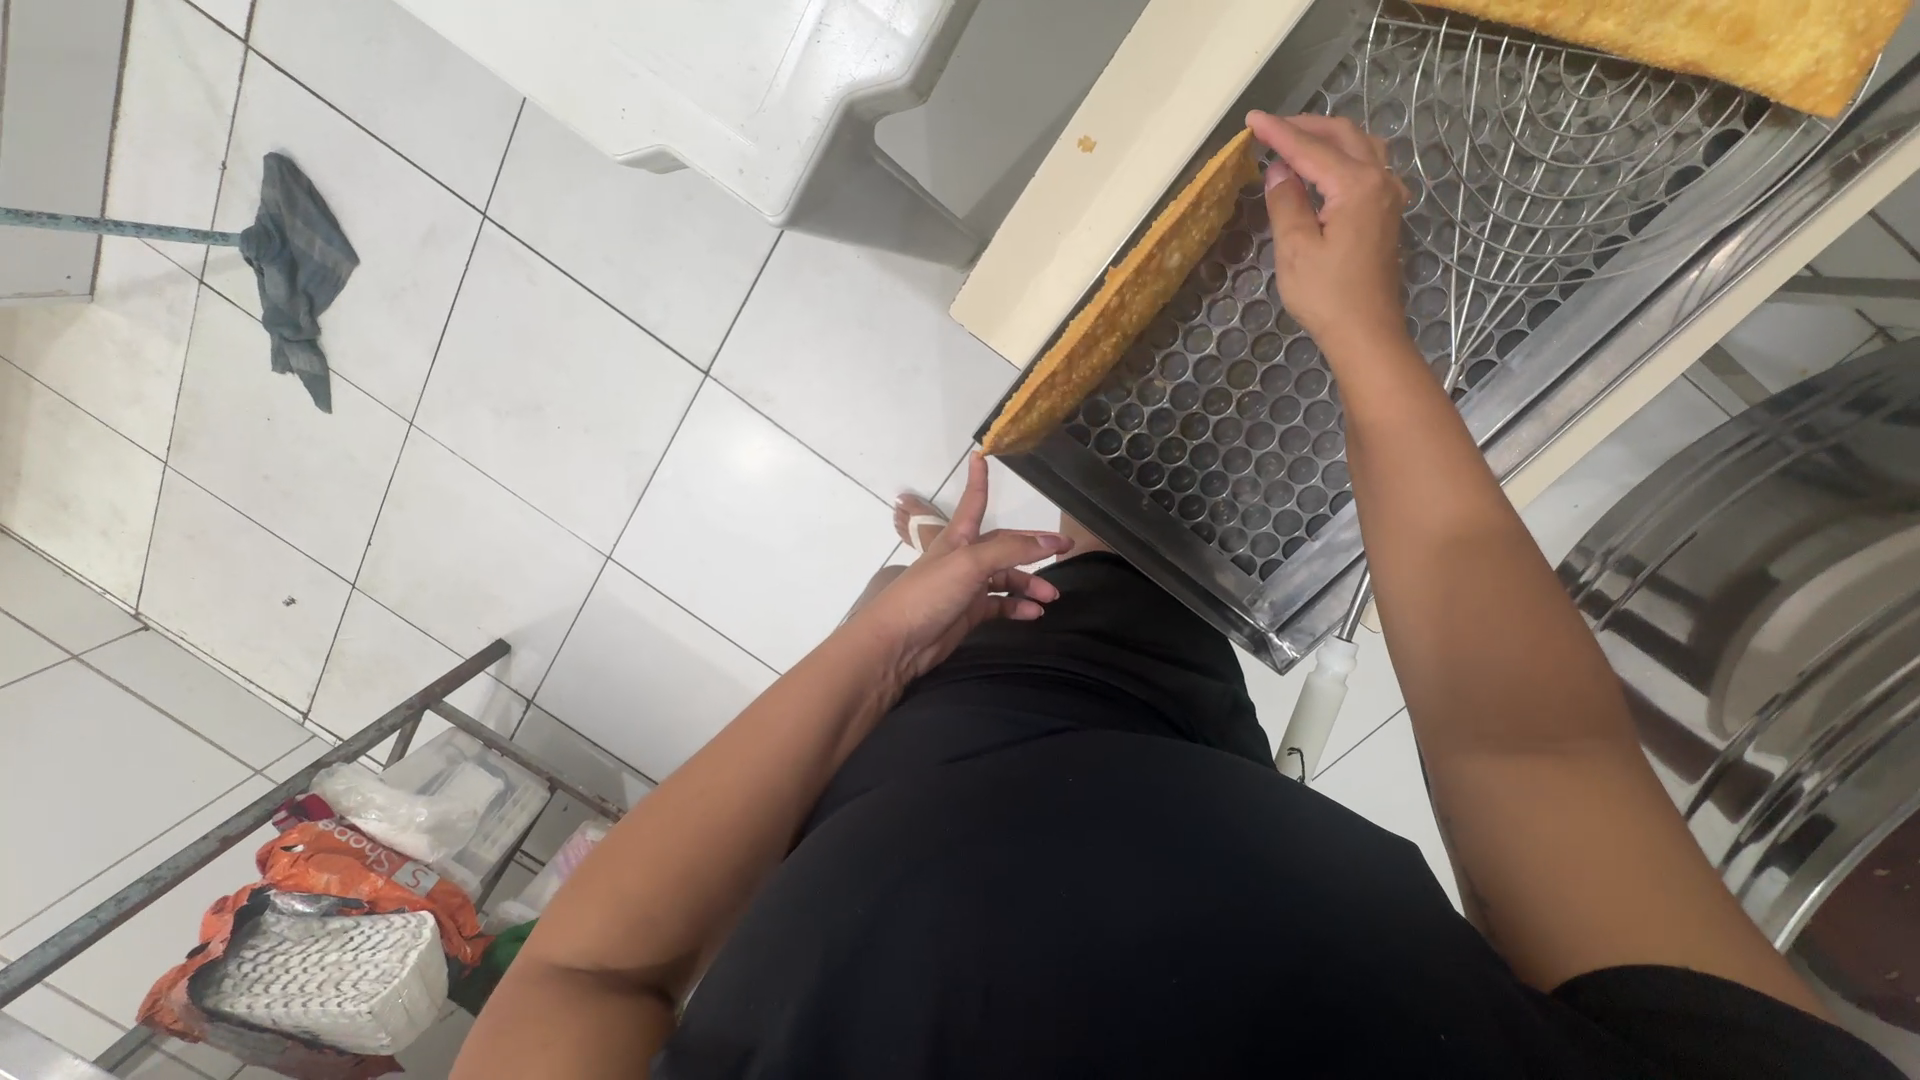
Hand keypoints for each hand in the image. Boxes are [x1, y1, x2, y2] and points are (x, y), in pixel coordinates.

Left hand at [845, 454, 1072, 684]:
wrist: (899, 642)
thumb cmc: (928, 593)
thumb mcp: (970, 564)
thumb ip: (1011, 551)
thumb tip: (1050, 542)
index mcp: (958, 538)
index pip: (974, 501)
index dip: (979, 480)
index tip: (981, 456)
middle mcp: (964, 558)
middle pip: (1004, 546)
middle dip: (1033, 547)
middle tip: (1065, 550)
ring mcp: (966, 587)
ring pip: (1006, 578)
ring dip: (1029, 584)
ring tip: (1052, 596)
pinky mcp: (968, 614)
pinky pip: (1000, 606)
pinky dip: (1018, 607)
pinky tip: (1034, 613)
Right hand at [1246, 111, 1411, 358]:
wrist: (1366, 331)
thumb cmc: (1326, 295)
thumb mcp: (1294, 249)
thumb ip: (1286, 203)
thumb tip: (1278, 171)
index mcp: (1355, 186)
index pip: (1310, 150)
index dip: (1278, 133)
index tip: (1252, 120)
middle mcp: (1379, 181)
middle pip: (1343, 136)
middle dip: (1306, 127)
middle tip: (1271, 128)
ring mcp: (1388, 197)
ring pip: (1362, 146)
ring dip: (1328, 137)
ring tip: (1297, 142)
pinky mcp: (1387, 214)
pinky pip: (1370, 167)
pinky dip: (1344, 156)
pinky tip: (1328, 169)